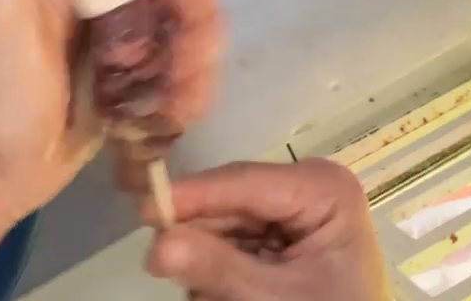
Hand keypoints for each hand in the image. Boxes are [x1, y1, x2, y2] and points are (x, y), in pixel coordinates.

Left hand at [0, 0, 223, 221]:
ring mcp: (132, 41)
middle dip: (199, 14)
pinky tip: (174, 112)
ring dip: (200, 58)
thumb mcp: (1, 9)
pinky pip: (188, 73)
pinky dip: (193, 91)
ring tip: (175, 94)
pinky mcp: (142, 82)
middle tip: (185, 54)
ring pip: (195, 27)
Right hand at [143, 160, 392, 300]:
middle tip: (158, 262)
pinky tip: (213, 289)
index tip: (147, 210)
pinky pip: (235, 240)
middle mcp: (307, 187)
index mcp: (323, 188)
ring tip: (199, 288)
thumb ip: (218, 269)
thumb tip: (156, 245)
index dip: (192, 195)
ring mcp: (294, 212)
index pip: (243, 181)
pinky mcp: (283, 237)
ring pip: (227, 221)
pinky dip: (218, 266)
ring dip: (204, 253)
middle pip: (230, 201)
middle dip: (197, 232)